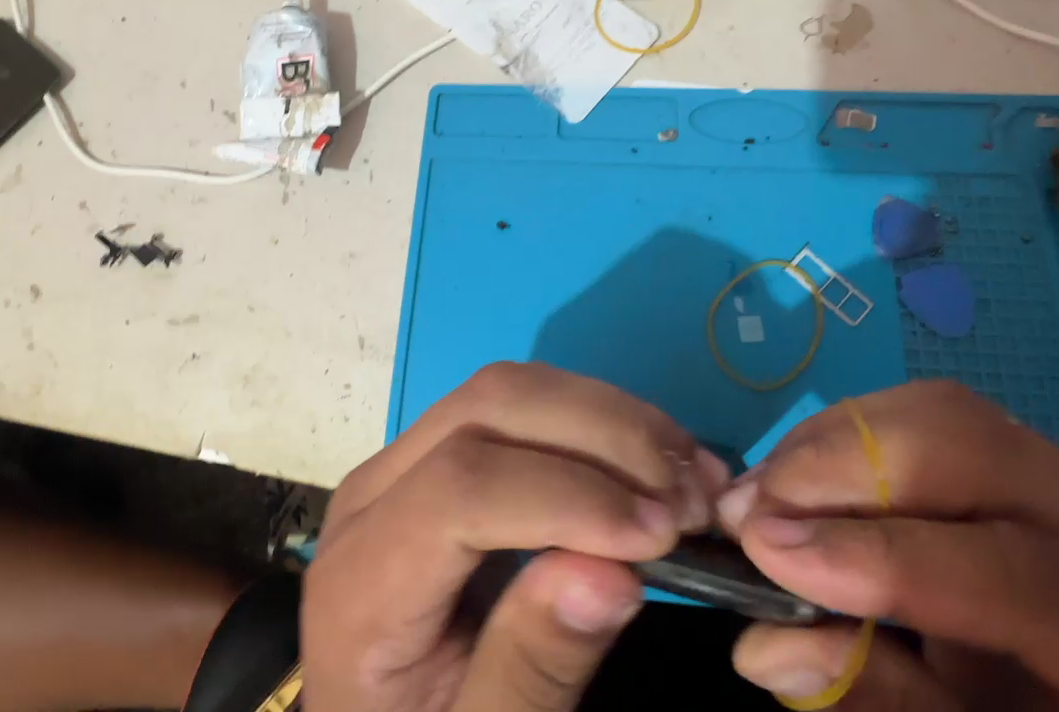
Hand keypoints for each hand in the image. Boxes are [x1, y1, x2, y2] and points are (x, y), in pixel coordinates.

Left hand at [301, 362, 727, 711]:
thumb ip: (529, 668)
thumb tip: (610, 573)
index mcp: (363, 575)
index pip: (459, 488)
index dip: (568, 495)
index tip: (661, 535)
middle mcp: (374, 490)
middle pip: (489, 409)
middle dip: (606, 436)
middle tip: (695, 501)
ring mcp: (403, 459)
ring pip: (511, 389)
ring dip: (612, 419)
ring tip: (691, 478)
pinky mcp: (439, 450)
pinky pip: (520, 405)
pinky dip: (598, 420)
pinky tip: (656, 459)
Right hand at [715, 381, 1058, 710]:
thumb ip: (890, 704)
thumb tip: (763, 647)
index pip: (1021, 570)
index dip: (881, 553)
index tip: (765, 548)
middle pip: (974, 444)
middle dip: (838, 462)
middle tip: (747, 509)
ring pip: (948, 413)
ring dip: (834, 442)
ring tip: (766, 496)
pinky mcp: (1057, 476)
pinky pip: (944, 426)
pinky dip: (858, 444)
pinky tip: (814, 486)